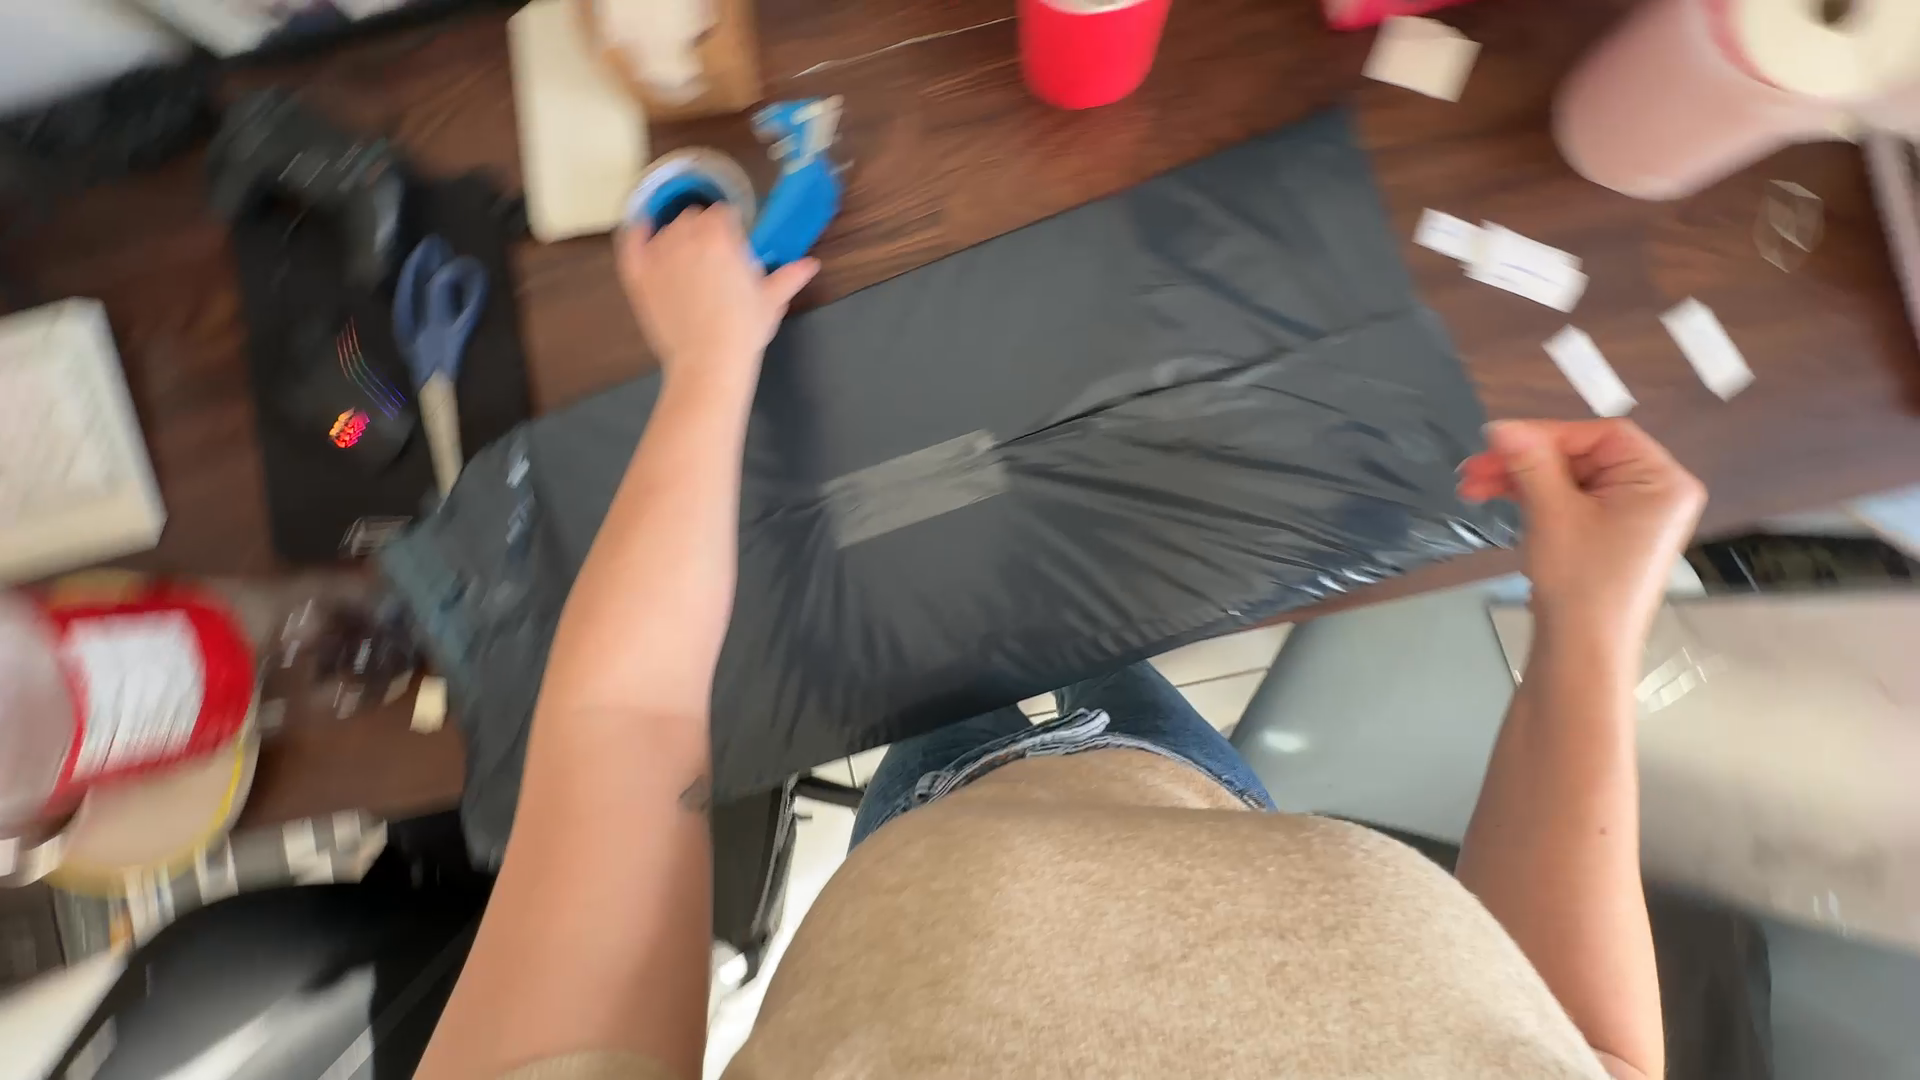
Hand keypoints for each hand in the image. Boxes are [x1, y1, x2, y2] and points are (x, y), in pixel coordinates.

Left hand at [616, 205, 818, 389]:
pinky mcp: (639, 274)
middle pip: (694, 218)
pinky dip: (637, 231)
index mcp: (720, 237)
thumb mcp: (771, 302)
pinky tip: (644, 229)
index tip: (736, 245)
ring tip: (688, 262)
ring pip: (667, 229)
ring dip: (677, 236)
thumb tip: (810, 264)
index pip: (725, 214)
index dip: (732, 228)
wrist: (708, 361)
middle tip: (716, 259)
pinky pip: (631, 240)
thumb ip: (789, 277)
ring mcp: (659, 254)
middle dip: (705, 231)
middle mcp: (686, 237)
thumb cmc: (743, 332)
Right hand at [1458, 419, 1705, 649]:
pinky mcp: (1606, 533)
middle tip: (1471, 470)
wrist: (1583, 645)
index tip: (1494, 442)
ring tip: (1470, 489)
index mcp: (1659, 481)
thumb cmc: (1579, 578)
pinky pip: (1567, 501)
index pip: (1600, 436)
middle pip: (1579, 457)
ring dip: (1517, 480)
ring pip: (1566, 479)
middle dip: (1522, 462)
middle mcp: (1652, 492)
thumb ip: (1530, 463)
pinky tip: (1497, 501)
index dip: (1545, 435)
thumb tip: (1501, 426)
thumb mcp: (1551, 513)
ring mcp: (1629, 515)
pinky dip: (1531, 498)